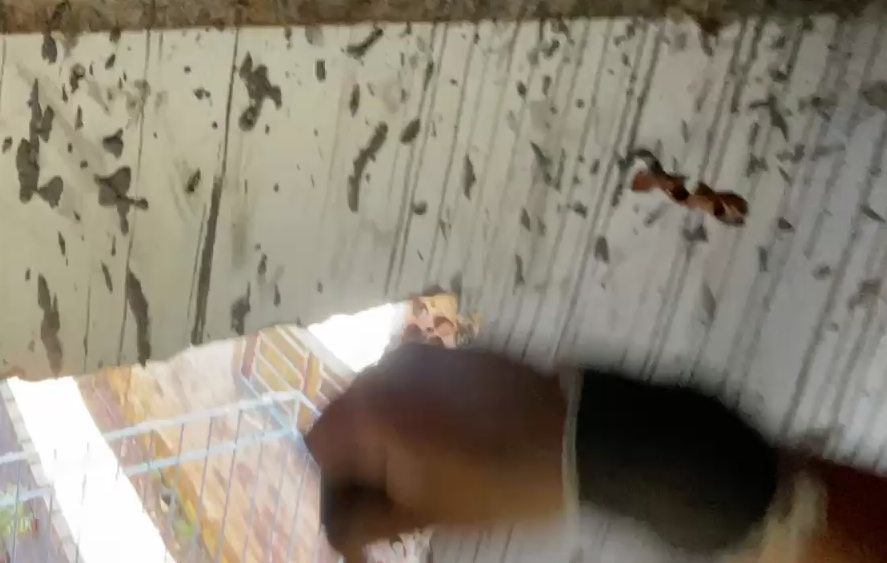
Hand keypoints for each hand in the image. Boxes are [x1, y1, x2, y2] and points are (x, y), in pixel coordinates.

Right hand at [304, 344, 570, 555]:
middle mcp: (372, 373)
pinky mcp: (433, 354)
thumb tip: (333, 530)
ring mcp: (404, 358)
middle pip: (339, 420)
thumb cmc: (497, 485)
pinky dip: (403, 415)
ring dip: (378, 438)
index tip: (355, 520)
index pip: (315, 449)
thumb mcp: (427, 513)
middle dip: (354, 462)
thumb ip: (367, 519)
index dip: (329, 488)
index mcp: (364, 411)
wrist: (571, 435)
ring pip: (369, 402)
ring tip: (413, 473)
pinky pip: (398, 386)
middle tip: (384, 502)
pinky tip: (437, 443)